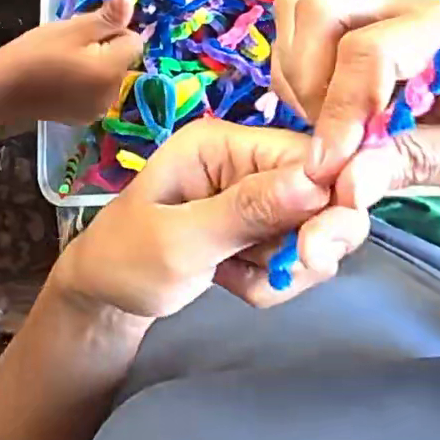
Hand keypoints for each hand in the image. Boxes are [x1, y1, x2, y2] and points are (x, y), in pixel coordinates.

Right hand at [0, 0, 144, 123]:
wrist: (1, 90)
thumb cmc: (36, 53)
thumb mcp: (74, 28)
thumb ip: (108, 15)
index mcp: (113, 70)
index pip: (132, 40)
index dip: (111, 30)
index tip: (83, 32)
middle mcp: (111, 94)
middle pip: (121, 59)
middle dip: (102, 48)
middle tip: (69, 46)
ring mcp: (97, 109)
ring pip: (107, 74)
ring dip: (93, 65)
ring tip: (61, 62)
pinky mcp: (82, 117)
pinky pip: (94, 91)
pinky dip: (83, 83)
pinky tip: (58, 80)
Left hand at [51, 118, 372, 318]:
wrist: (106, 295)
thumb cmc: (127, 259)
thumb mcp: (181, 238)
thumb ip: (247, 211)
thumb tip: (315, 183)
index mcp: (221, 143)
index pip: (305, 153)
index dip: (333, 194)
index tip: (318, 247)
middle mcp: (244, 161)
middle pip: (322, 192)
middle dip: (308, 240)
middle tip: (283, 269)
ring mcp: (254, 194)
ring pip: (314, 232)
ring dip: (282, 267)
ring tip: (229, 274)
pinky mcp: (258, 227)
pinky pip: (294, 257)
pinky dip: (271, 280)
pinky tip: (229, 279)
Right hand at [270, 0, 439, 221]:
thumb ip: (414, 164)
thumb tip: (343, 181)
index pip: (373, 48)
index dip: (344, 107)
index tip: (330, 165)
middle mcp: (408, 10)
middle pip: (320, 13)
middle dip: (311, 81)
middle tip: (334, 143)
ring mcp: (374, 20)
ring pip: (298, 21)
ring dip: (299, 83)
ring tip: (335, 134)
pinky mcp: (349, 41)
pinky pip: (294, 46)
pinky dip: (296, 87)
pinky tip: (329, 124)